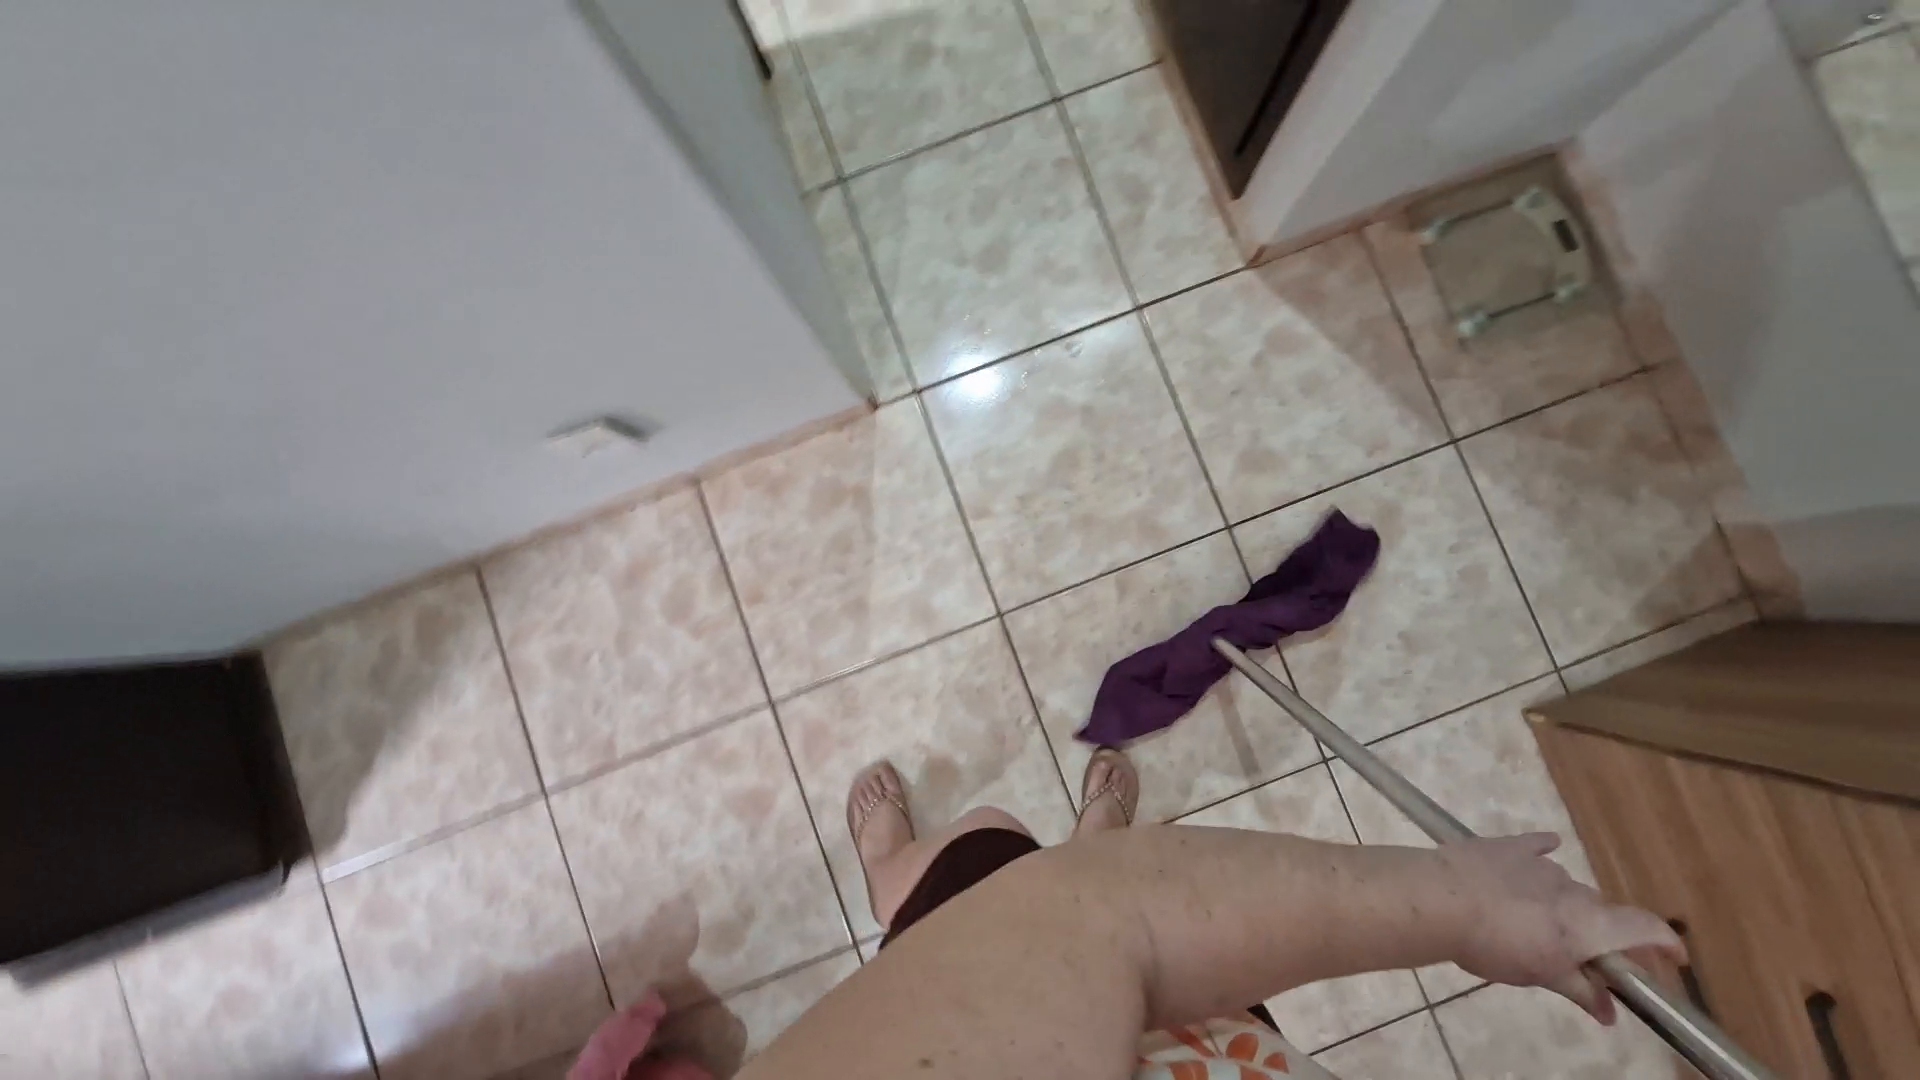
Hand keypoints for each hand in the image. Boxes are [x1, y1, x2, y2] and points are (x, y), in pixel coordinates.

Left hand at [1439, 832, 1683, 1023]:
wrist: (1439, 899)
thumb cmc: (1493, 945)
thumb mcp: (1541, 976)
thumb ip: (1580, 990)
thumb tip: (1610, 1013)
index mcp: (1591, 924)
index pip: (1645, 928)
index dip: (1664, 943)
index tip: (1672, 957)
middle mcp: (1572, 889)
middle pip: (1598, 911)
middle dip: (1596, 932)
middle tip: (1578, 953)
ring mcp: (1537, 863)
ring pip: (1564, 884)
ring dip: (1560, 902)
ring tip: (1535, 919)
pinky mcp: (1505, 845)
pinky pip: (1535, 844)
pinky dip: (1543, 848)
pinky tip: (1548, 844)